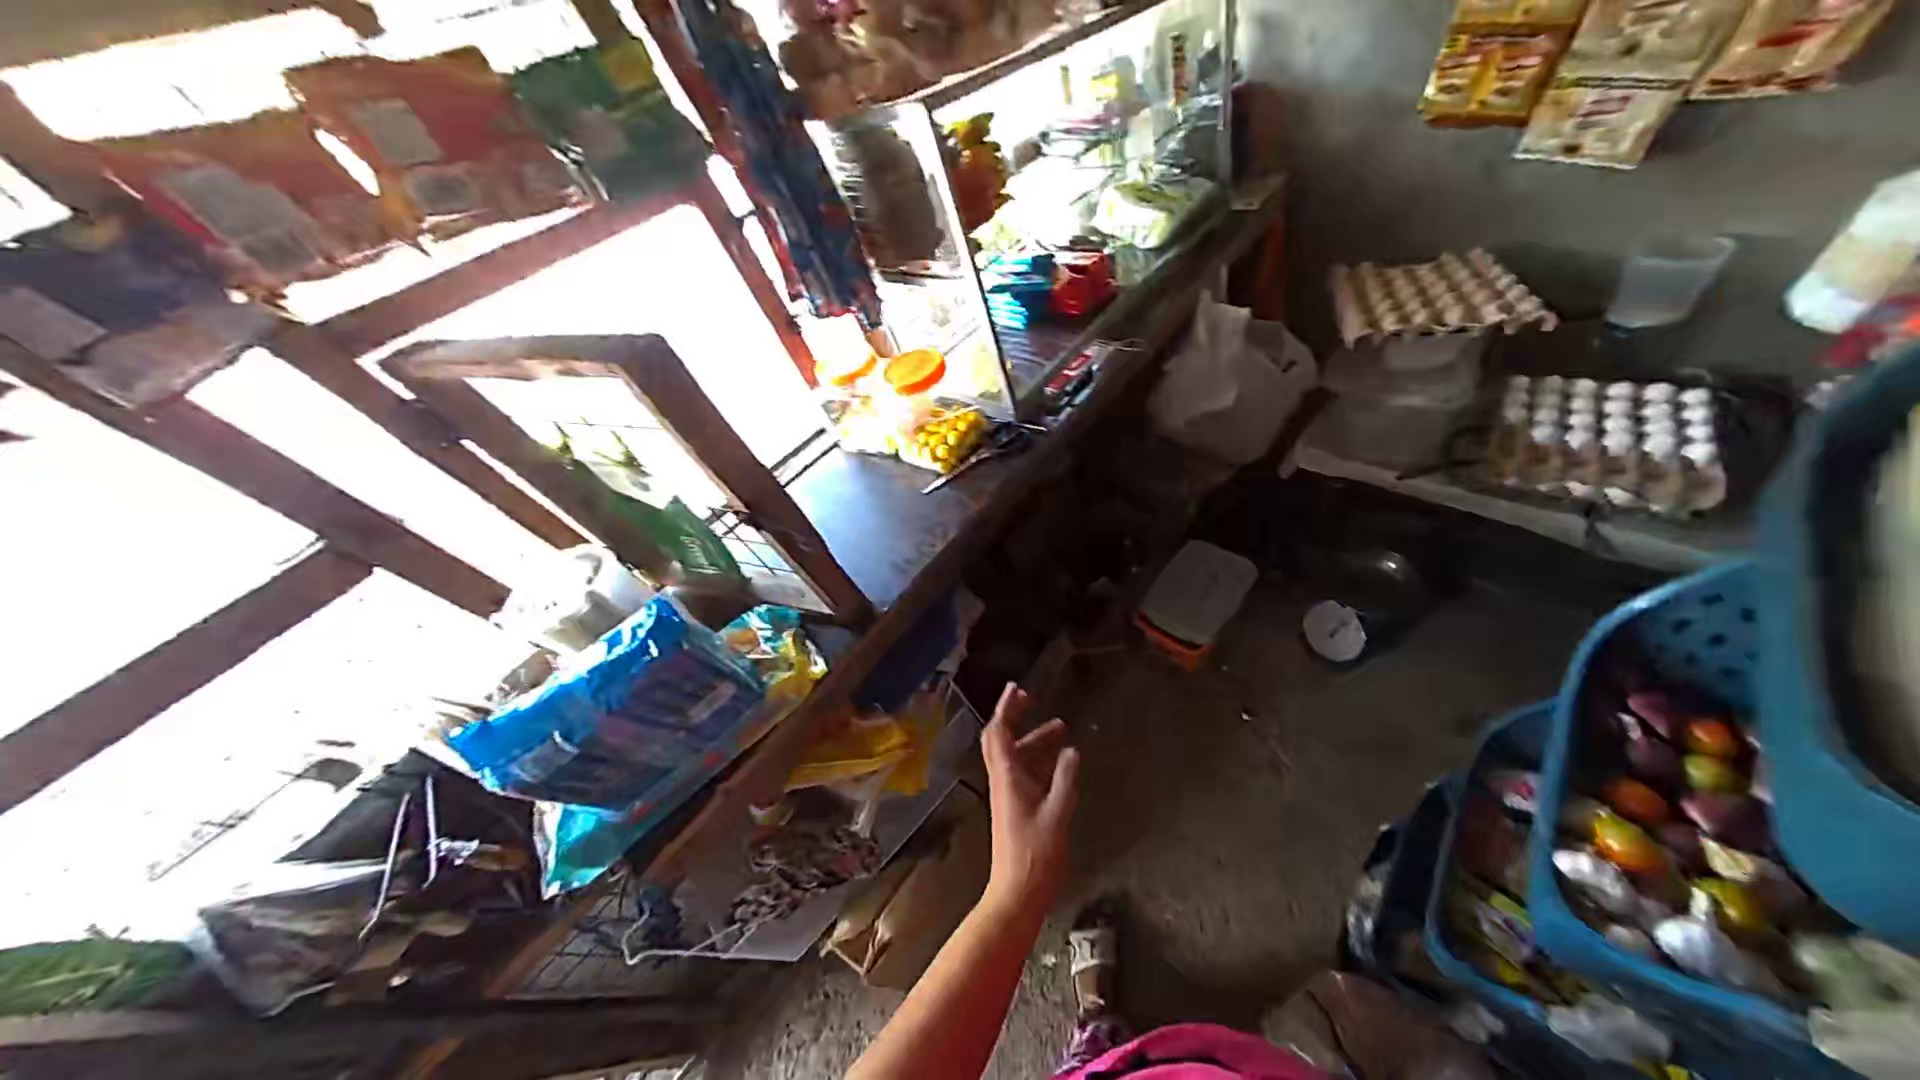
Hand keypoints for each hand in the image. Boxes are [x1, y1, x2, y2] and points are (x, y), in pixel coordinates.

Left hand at [980, 683, 1080, 916]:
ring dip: (1034, 739)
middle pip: (1001, 739)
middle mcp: (1002, 780)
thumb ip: (1065, 779)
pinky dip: (1038, 760)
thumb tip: (1070, 751)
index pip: (1000, 732)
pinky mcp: (1015, 806)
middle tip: (1033, 699)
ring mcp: (1008, 793)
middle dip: (1015, 716)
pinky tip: (1060, 762)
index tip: (1018, 688)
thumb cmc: (1035, 853)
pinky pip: (1024, 773)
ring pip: (1016, 756)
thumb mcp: (1057, 813)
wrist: (1017, 892)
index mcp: (1007, 776)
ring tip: (1061, 729)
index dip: (1006, 707)